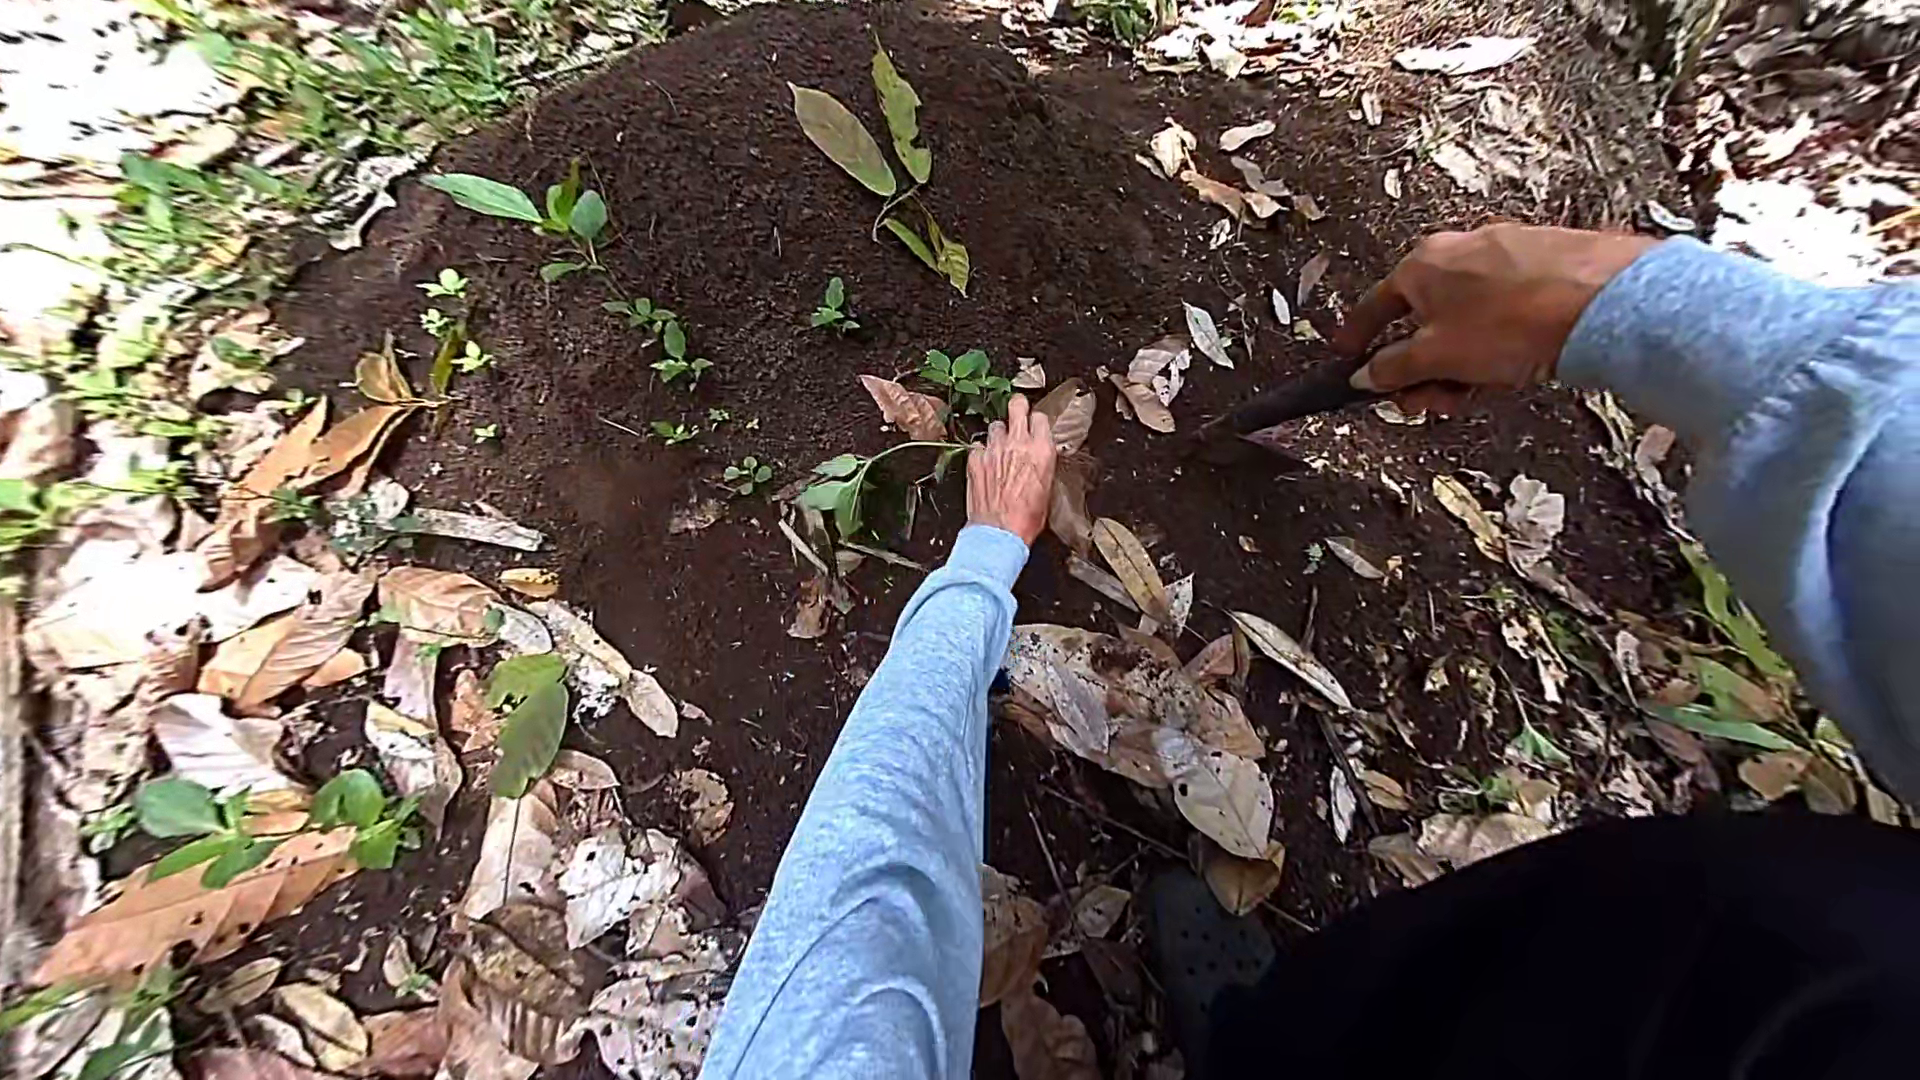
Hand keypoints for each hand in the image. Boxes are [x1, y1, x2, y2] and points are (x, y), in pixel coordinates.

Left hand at [966, 394, 1054, 545]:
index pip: (1040, 417)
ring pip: (995, 426)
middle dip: (1018, 406)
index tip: (1034, 426)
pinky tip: (985, 465)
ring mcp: (993, 449)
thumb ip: (1042, 463)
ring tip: (1000, 448)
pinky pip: (978, 446)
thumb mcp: (1047, 488)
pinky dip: (982, 453)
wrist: (1000, 532)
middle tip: (1017, 412)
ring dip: (998, 434)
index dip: (1036, 422)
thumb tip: (1039, 457)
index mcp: (1041, 450)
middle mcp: (1017, 444)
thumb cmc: (1026, 518)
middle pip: (1017, 405)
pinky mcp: (975, 459)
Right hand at [1335, 225, 1657, 415]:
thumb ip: (1388, 369)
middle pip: (1418, 318)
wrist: (1619, 306)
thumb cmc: (1514, 324)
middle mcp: (1462, 249)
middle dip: (1414, 366)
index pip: (1371, 307)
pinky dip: (1488, 343)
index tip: (1346, 360)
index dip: (1354, 340)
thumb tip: (1365, 376)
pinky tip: (1500, 371)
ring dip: (1451, 362)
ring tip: (1465, 393)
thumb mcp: (1433, 358)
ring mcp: (1510, 252)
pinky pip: (1499, 309)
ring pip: (1459, 318)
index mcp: (1422, 263)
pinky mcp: (1551, 263)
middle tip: (1420, 397)